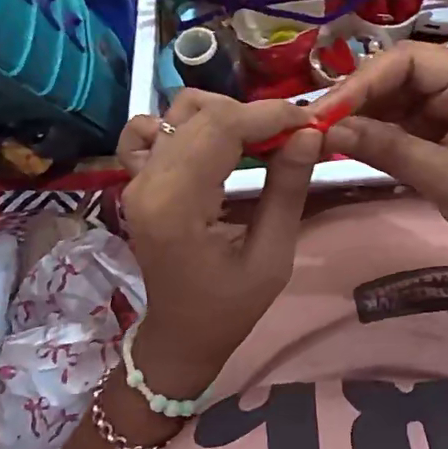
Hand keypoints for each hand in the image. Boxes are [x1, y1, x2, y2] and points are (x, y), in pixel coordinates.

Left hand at [117, 91, 321, 398]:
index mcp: (177, 205)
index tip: (312, 121)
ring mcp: (136, 178)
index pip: (221, 127)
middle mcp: (147, 182)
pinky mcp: (136, 180)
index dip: (270, 114)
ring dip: (226, 115)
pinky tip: (212, 144)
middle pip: (202, 114)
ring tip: (261, 140)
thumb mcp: (272, 257)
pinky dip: (186, 124)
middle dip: (256, 114)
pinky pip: (154, 130)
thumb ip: (287, 190)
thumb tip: (309, 135)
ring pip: (179, 112)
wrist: (181, 335)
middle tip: (297, 133)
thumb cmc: (230, 307)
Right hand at [314, 41, 447, 259]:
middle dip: (361, 97)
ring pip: (403, 96)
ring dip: (367, 113)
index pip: (410, 60)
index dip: (362, 81)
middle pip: (403, 74)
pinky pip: (411, 117)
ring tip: (325, 132)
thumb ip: (385, 147)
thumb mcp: (442, 177)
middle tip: (316, 122)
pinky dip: (383, 129)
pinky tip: (352, 138)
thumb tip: (327, 128)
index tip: (324, 109)